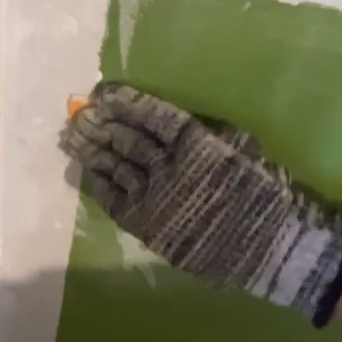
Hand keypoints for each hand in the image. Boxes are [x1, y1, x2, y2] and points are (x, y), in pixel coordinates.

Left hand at [60, 81, 341, 326]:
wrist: (270, 249)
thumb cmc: (264, 194)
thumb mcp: (243, 148)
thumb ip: (205, 132)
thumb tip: (168, 120)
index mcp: (195, 142)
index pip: (151, 115)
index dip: (125, 101)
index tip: (105, 92)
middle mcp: (167, 167)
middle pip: (125, 138)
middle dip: (101, 123)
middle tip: (81, 113)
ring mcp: (153, 197)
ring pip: (113, 166)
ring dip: (90, 150)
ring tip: (71, 136)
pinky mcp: (145, 224)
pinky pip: (113, 199)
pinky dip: (99, 182)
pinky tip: (87, 170)